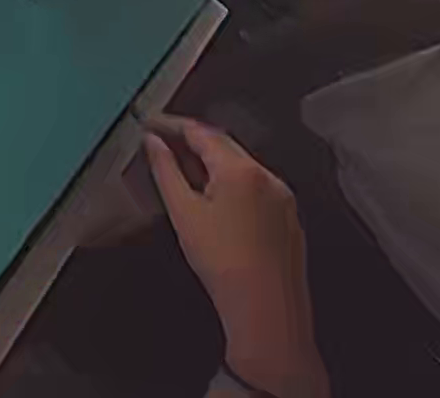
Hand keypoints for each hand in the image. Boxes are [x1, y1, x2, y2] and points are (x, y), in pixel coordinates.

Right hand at [145, 116, 326, 397]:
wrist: (268, 315)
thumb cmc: (222, 263)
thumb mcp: (182, 211)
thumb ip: (165, 169)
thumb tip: (153, 142)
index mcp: (240, 169)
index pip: (200, 131)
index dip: (171, 124)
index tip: (151, 124)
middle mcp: (267, 176)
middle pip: (222, 143)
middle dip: (191, 139)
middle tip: (162, 142)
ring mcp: (282, 197)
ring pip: (239, 163)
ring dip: (210, 159)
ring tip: (182, 169)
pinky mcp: (288, 217)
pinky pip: (255, 184)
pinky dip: (230, 180)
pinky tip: (213, 196)